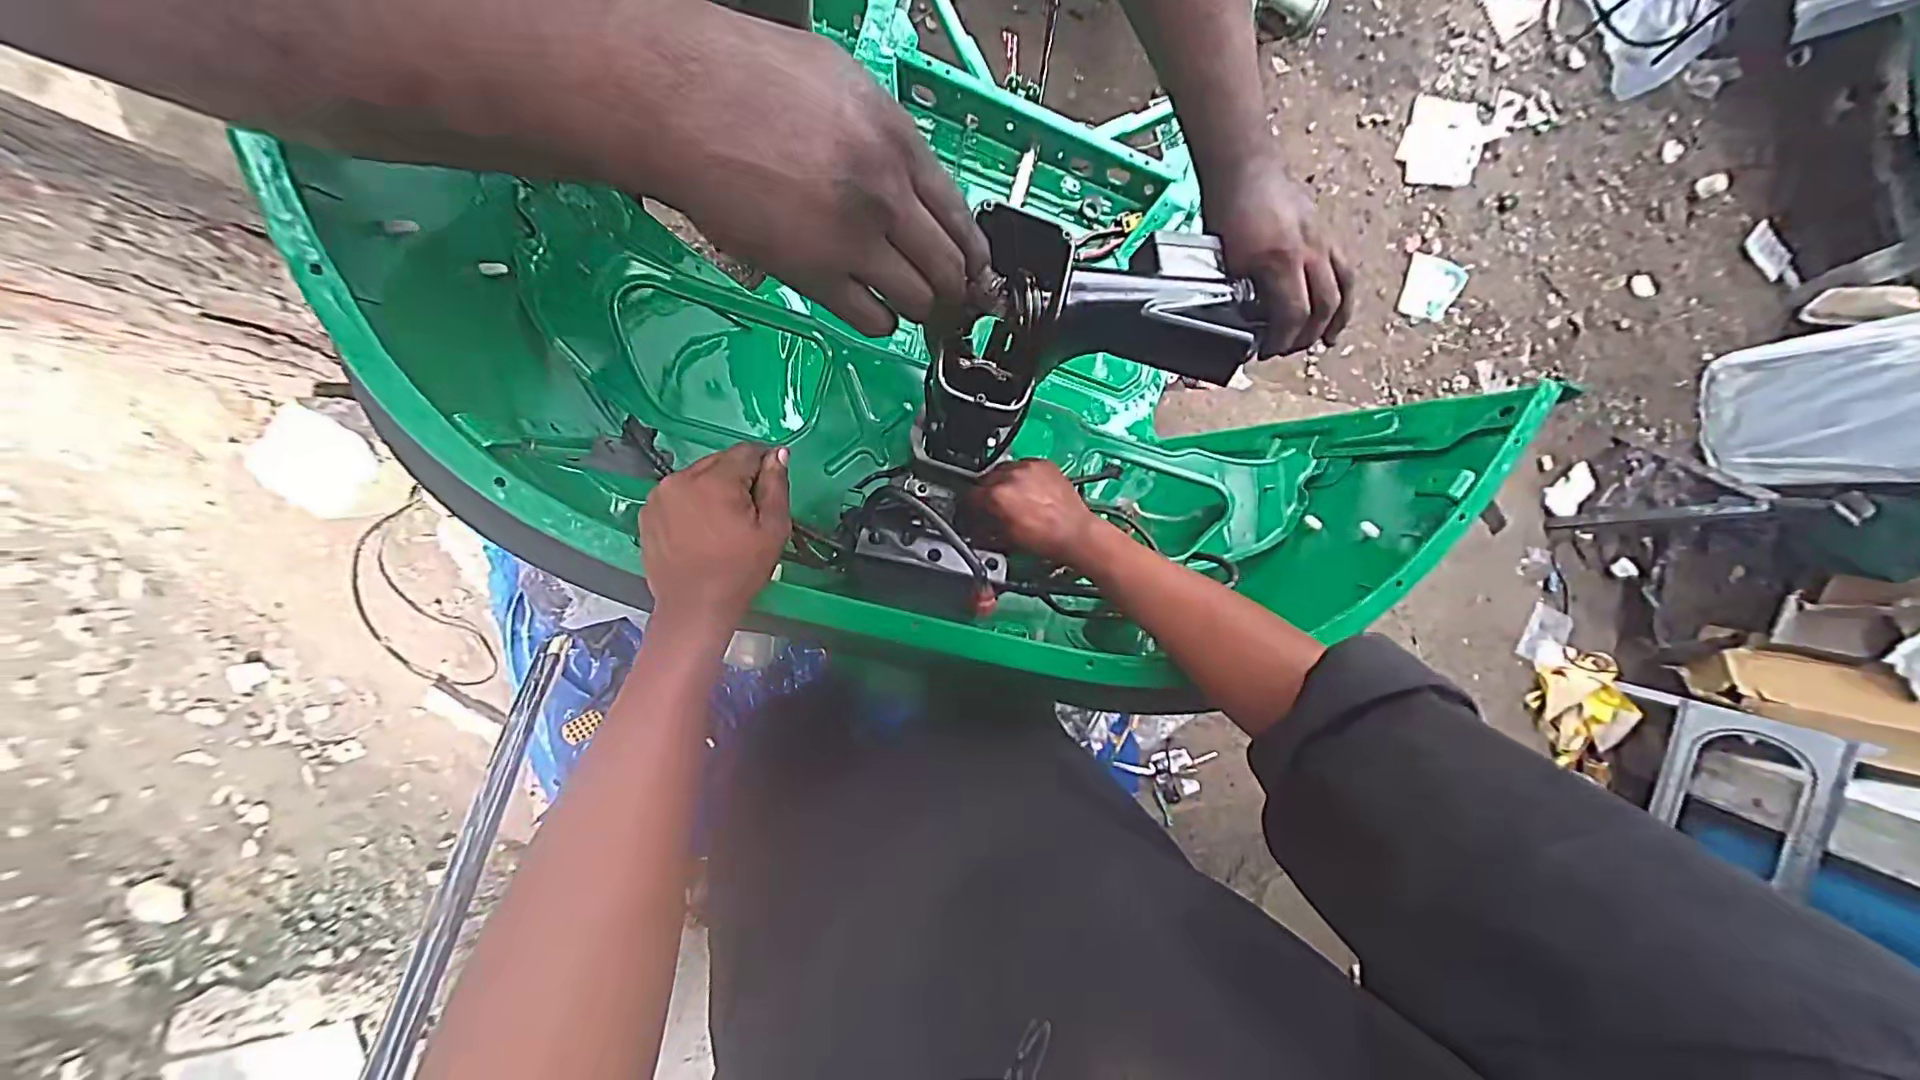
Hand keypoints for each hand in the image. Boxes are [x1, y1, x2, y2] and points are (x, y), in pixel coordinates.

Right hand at [589, 4, 989, 337]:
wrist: (676, 99)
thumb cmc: (745, 81)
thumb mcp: (842, 86)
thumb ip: (888, 141)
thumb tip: (913, 183)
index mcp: (897, 142)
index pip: (961, 218)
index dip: (974, 255)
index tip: (976, 273)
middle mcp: (885, 194)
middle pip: (949, 268)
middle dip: (954, 291)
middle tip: (950, 300)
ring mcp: (852, 240)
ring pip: (919, 299)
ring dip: (918, 307)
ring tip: (907, 302)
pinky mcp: (815, 277)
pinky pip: (874, 320)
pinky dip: (880, 322)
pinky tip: (872, 310)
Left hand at [639, 443, 789, 624]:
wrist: (694, 607)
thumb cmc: (740, 571)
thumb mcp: (773, 529)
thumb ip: (776, 485)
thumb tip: (778, 454)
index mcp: (714, 481)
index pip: (746, 452)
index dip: (764, 464)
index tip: (769, 487)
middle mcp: (681, 479)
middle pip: (720, 461)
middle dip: (738, 478)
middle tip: (748, 511)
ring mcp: (659, 495)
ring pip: (698, 476)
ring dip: (714, 489)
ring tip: (722, 522)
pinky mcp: (647, 512)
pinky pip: (678, 494)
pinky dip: (693, 502)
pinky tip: (701, 529)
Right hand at [970, 459, 1106, 564]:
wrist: (1074, 533)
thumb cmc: (1046, 539)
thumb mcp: (1005, 537)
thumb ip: (985, 524)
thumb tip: (977, 521)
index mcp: (998, 495)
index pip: (971, 494)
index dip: (971, 505)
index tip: (974, 509)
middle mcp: (1012, 476)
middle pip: (986, 478)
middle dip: (987, 492)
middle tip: (993, 505)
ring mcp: (1029, 467)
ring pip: (1005, 469)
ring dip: (1004, 481)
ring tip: (1013, 497)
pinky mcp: (1044, 464)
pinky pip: (1024, 465)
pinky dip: (1023, 475)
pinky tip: (1029, 490)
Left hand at [1203, 154, 1352, 356]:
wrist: (1245, 168)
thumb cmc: (1229, 211)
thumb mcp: (1224, 260)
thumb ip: (1235, 291)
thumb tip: (1237, 322)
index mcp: (1281, 260)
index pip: (1292, 315)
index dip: (1282, 341)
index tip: (1266, 352)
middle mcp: (1310, 251)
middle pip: (1323, 306)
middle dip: (1305, 336)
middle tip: (1286, 350)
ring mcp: (1323, 239)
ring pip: (1342, 288)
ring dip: (1335, 319)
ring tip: (1325, 340)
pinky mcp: (1327, 232)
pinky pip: (1345, 268)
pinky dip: (1344, 292)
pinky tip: (1339, 306)